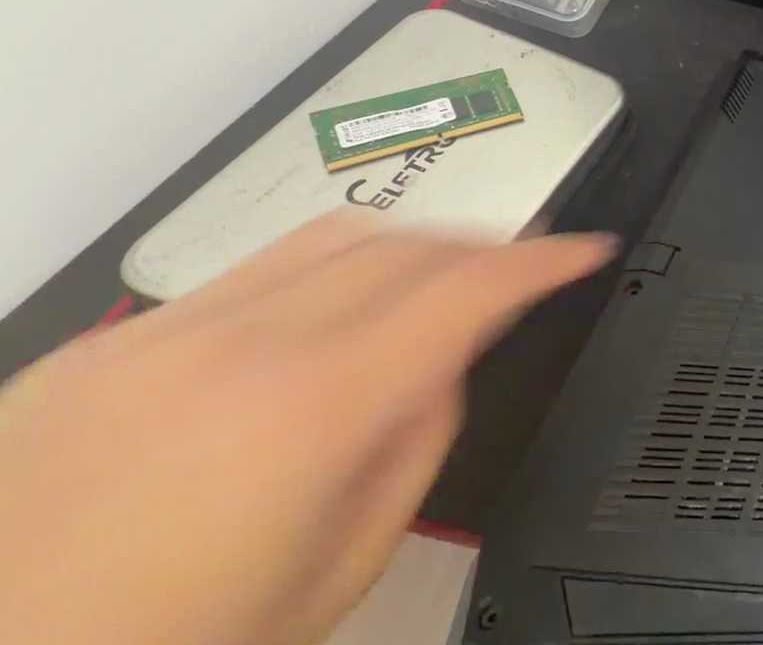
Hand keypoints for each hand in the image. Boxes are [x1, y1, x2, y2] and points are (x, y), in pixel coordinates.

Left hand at [0, 211, 616, 644]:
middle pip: (407, 243)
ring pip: (330, 235)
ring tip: (442, 275)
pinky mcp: (100, 348)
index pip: (470, 290)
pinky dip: (323, 271)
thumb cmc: (179, 642)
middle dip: (486, 245)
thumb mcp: (349, 560)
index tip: (585, 249)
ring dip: (412, 243)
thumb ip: (418, 439)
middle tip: (522, 269)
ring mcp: (156, 337)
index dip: (547, 258)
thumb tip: (441, 364)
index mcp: (315, 409)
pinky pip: (246, 271)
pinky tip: (331, 315)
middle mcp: (235, 347)